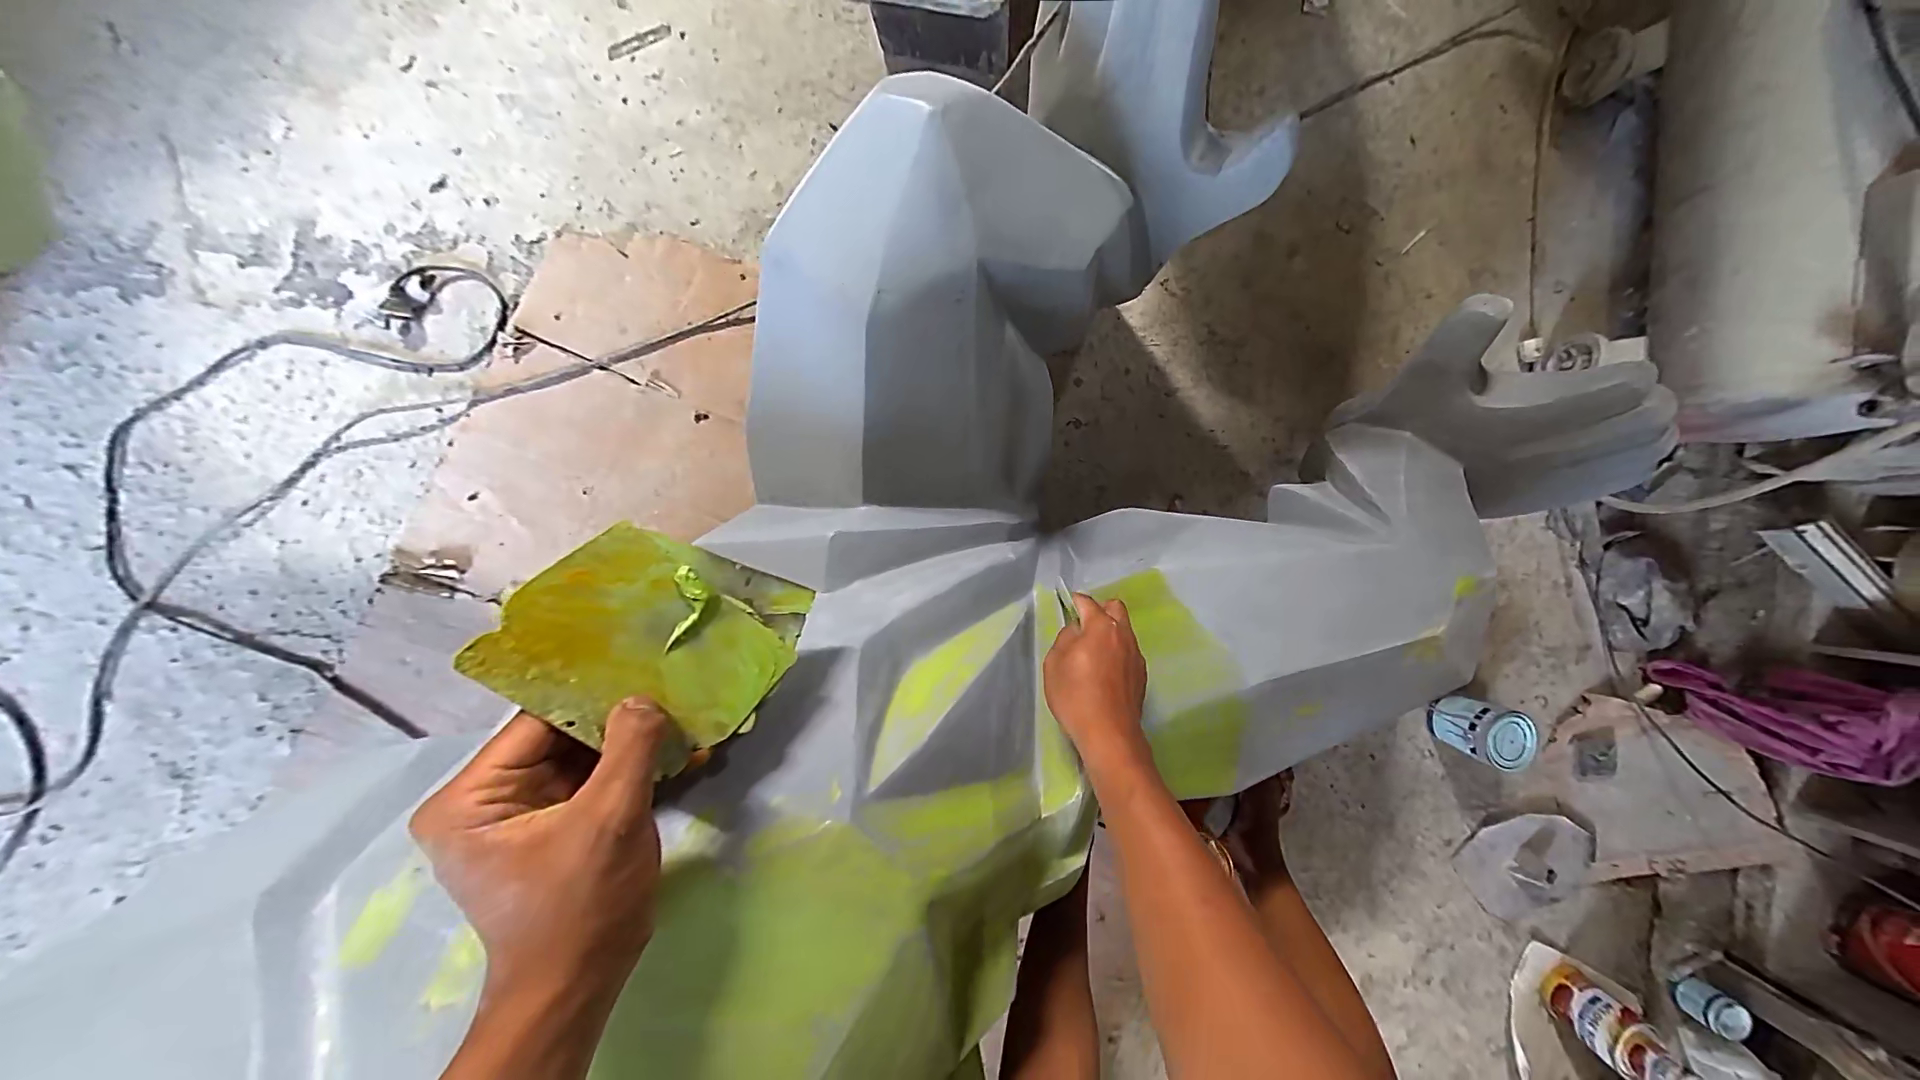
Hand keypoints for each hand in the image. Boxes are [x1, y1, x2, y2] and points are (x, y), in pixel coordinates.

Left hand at [410, 698, 675, 1000]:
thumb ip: (629, 749)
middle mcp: (489, 797)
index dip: (594, 695)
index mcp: (471, 797)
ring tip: (686, 720)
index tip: (646, 672)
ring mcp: (525, 811)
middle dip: (622, 721)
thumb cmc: (581, 906)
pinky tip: (681, 755)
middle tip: (675, 693)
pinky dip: (637, 769)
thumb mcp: (609, 820)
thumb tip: (644, 698)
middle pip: (564, 736)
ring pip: (587, 756)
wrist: (582, 984)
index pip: (538, 722)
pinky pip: (599, 780)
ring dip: (637, 743)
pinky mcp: (559, 824)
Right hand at [1042, 594, 1149, 776]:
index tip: (1067, 604)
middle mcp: (1123, 635)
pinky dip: (1116, 651)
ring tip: (1092, 651)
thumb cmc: (1075, 695)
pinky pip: (1128, 651)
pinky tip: (1104, 671)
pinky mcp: (1142, 675)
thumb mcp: (1054, 663)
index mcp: (1101, 627)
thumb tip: (1076, 630)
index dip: (1075, 601)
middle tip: (1083, 626)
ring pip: (1124, 630)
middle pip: (1115, 608)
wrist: (1109, 733)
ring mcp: (1136, 655)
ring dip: (1110, 632)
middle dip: (1099, 610)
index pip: (1088, 602)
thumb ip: (1065, 639)